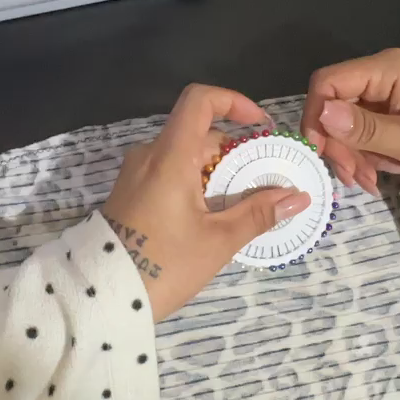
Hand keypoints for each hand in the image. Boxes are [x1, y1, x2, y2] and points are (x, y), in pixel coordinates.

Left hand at [102, 84, 310, 320]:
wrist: (101, 299)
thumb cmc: (163, 266)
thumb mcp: (217, 241)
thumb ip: (258, 213)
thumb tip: (298, 197)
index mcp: (169, 156)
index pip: (199, 100)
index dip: (234, 101)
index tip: (260, 125)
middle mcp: (149, 155)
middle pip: (197, 132)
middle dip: (234, 151)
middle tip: (262, 181)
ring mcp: (135, 174)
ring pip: (184, 155)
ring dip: (215, 170)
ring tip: (240, 205)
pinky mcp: (130, 192)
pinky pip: (168, 171)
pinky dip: (195, 181)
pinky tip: (211, 216)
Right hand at [303, 48, 399, 194]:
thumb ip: (365, 128)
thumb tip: (321, 113)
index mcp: (388, 69)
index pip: (328, 82)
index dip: (316, 115)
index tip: (320, 151)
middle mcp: (383, 75)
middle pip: (335, 104)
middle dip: (338, 143)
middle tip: (353, 178)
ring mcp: (388, 94)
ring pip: (345, 123)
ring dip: (352, 155)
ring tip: (372, 181)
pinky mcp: (393, 114)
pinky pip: (364, 132)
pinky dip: (366, 156)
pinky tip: (381, 174)